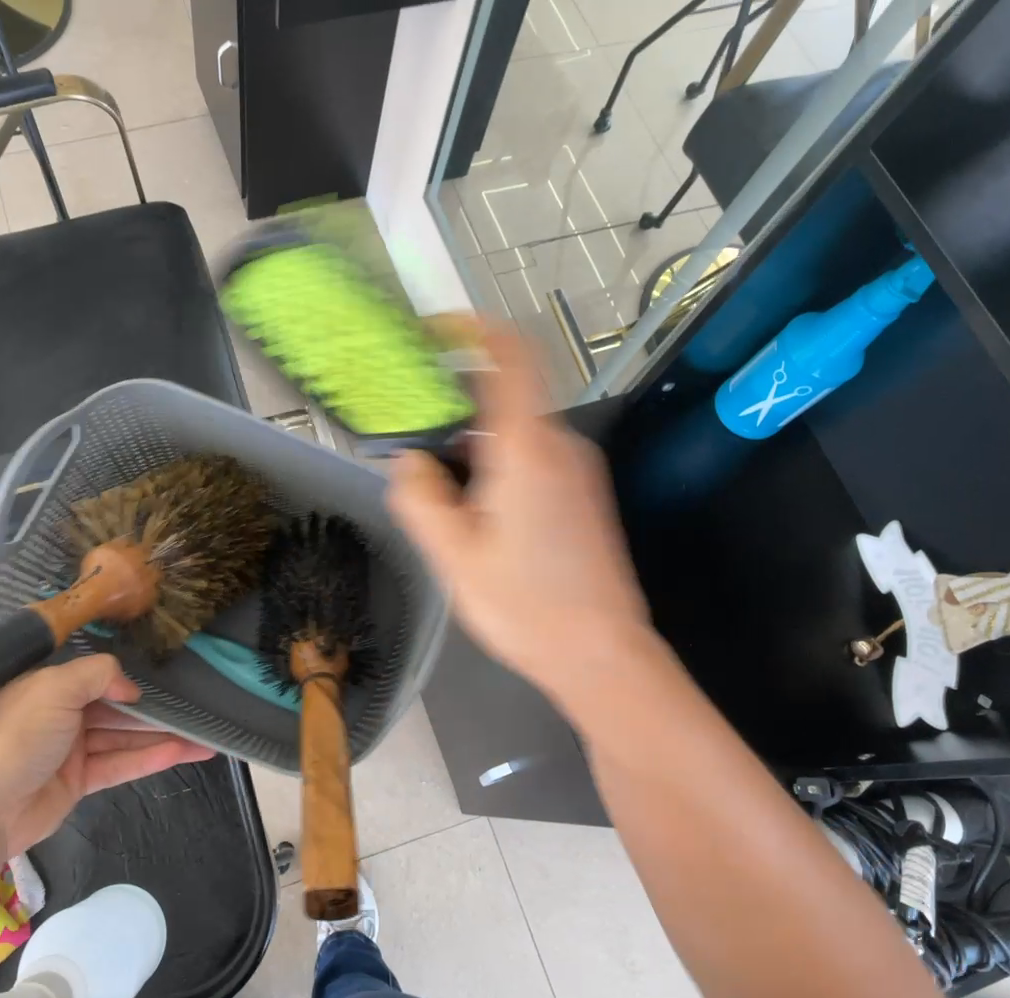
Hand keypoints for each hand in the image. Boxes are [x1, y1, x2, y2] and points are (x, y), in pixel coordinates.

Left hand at [0, 655, 214, 894]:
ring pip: (124, 736)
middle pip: (116, 705)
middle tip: (201, 703)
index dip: (131, 672)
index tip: (171, 668)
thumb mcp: (53, 689)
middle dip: (155, 706)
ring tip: (206, 731)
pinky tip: (185, 752)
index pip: (96, 671)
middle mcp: (59, 712)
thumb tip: (130, 686)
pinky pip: (121, 764)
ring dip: (163, 734)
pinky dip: (152, 758)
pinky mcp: (77, 783)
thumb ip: (98, 674)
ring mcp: (69, 749)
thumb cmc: (13, 738)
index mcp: (46, 683)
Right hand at [387, 324, 665, 702]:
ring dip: (472, 451)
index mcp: (528, 448)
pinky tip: (478, 521)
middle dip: (452, 415)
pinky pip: (532, 460)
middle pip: (502, 400)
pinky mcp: (583, 496)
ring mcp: (578, 471)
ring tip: (442, 503)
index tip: (433, 333)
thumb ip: (420, 496)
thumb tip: (408, 461)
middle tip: (413, 454)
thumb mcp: (453, 555)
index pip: (509, 356)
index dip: (472, 330)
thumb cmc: (525, 606)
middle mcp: (560, 446)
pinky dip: (496, 469)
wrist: (601, 654)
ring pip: (514, 435)